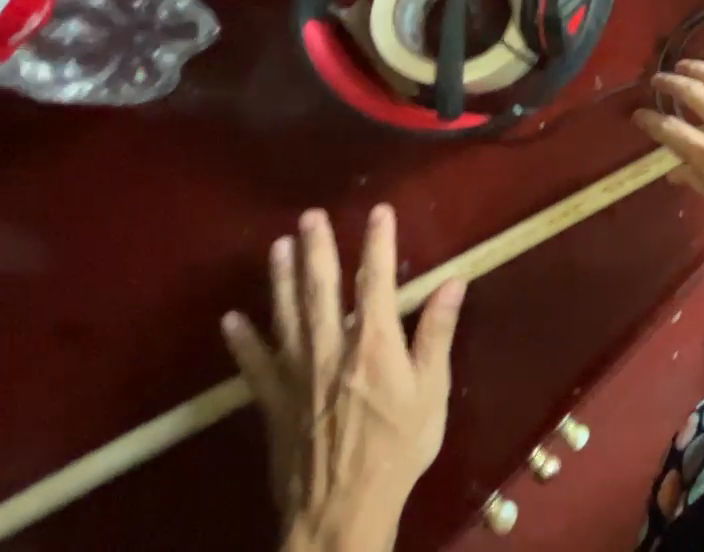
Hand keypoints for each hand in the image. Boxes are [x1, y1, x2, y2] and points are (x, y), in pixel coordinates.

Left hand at [221, 206, 466, 551]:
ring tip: (278, 247)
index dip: (377, 244)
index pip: (376, 283)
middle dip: (317, 251)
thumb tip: (453, 281)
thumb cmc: (401, 444)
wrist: (343, 505)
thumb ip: (437, 332)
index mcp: (374, 346)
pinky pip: (253, 365)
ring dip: (281, 280)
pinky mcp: (273, 403)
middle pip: (321, 292)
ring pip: (286, 317)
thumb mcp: (433, 388)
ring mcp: (295, 376)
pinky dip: (243, 340)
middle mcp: (330, 351)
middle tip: (310, 217)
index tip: (379, 212)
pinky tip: (234, 319)